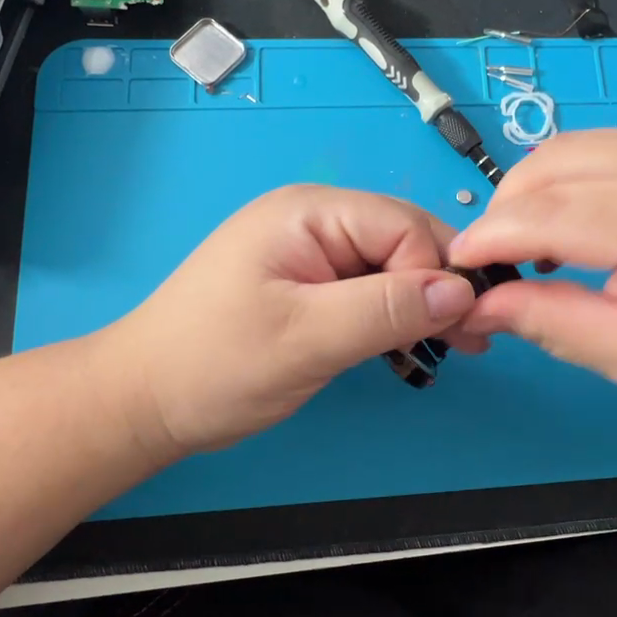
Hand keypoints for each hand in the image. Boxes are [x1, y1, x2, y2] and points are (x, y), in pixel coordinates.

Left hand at [98, 185, 477, 454]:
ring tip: (458, 347)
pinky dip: (395, 318)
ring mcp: (311, 254)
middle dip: (438, 289)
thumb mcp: (306, 338)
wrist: (143, 403)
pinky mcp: (310, 287)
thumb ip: (385, 310)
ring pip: (391, 269)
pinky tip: (418, 344)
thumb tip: (463, 290)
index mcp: (310, 213)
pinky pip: (369, 291)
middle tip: (473, 341)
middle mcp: (315, 222)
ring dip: (422, 307)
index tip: (462, 328)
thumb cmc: (214, 365)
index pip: (403, 227)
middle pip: (403, 243)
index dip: (437, 274)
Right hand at [447, 130, 616, 420]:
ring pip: (572, 148)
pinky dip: (566, 182)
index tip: (455, 265)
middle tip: (492, 263)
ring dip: (532, 190)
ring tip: (525, 246)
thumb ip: (550, 322)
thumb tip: (478, 304)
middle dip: (506, 208)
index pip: (551, 212)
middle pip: (554, 163)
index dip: (491, 237)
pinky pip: (602, 150)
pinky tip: (568, 225)